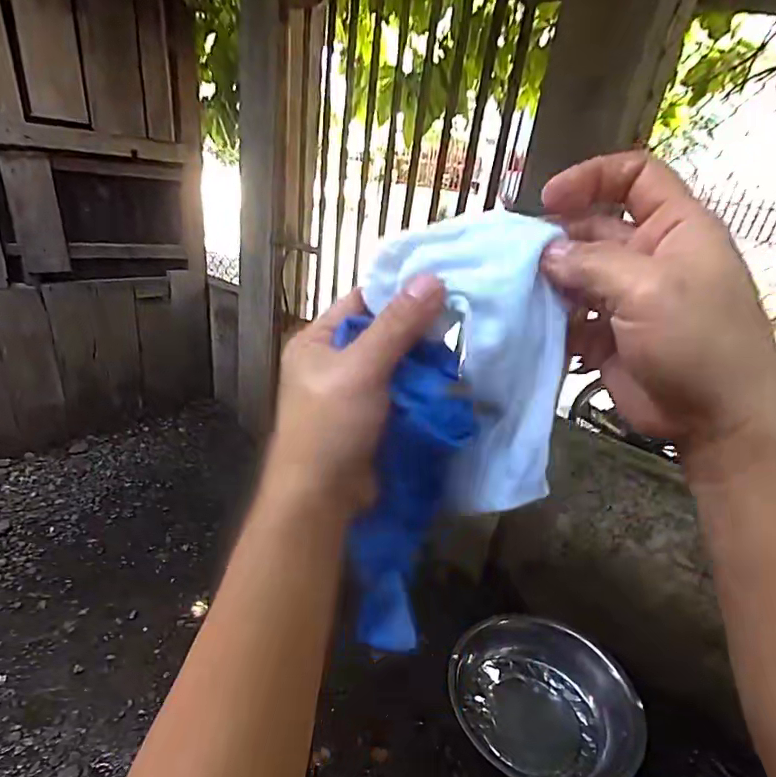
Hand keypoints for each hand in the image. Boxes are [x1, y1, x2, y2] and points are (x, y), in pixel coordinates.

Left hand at [263, 277, 447, 515]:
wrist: (321, 498)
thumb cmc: (330, 426)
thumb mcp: (361, 368)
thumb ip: (397, 326)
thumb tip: (433, 278)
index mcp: (317, 341)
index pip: (362, 301)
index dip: (399, 292)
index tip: (442, 284)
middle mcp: (333, 362)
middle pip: (383, 332)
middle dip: (418, 330)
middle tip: (459, 320)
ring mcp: (354, 392)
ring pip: (397, 364)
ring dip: (424, 361)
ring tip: (459, 350)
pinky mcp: (373, 418)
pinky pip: (402, 392)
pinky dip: (422, 387)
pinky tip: (449, 380)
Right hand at [541, 152, 775, 461]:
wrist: (716, 416)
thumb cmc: (698, 339)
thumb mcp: (649, 288)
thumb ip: (593, 263)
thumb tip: (548, 254)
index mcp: (674, 228)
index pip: (635, 177)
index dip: (593, 177)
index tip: (551, 198)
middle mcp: (649, 258)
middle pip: (595, 229)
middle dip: (559, 239)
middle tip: (521, 257)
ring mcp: (627, 300)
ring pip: (578, 278)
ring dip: (551, 284)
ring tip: (522, 294)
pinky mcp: (610, 339)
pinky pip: (574, 321)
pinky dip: (555, 324)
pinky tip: (537, 329)